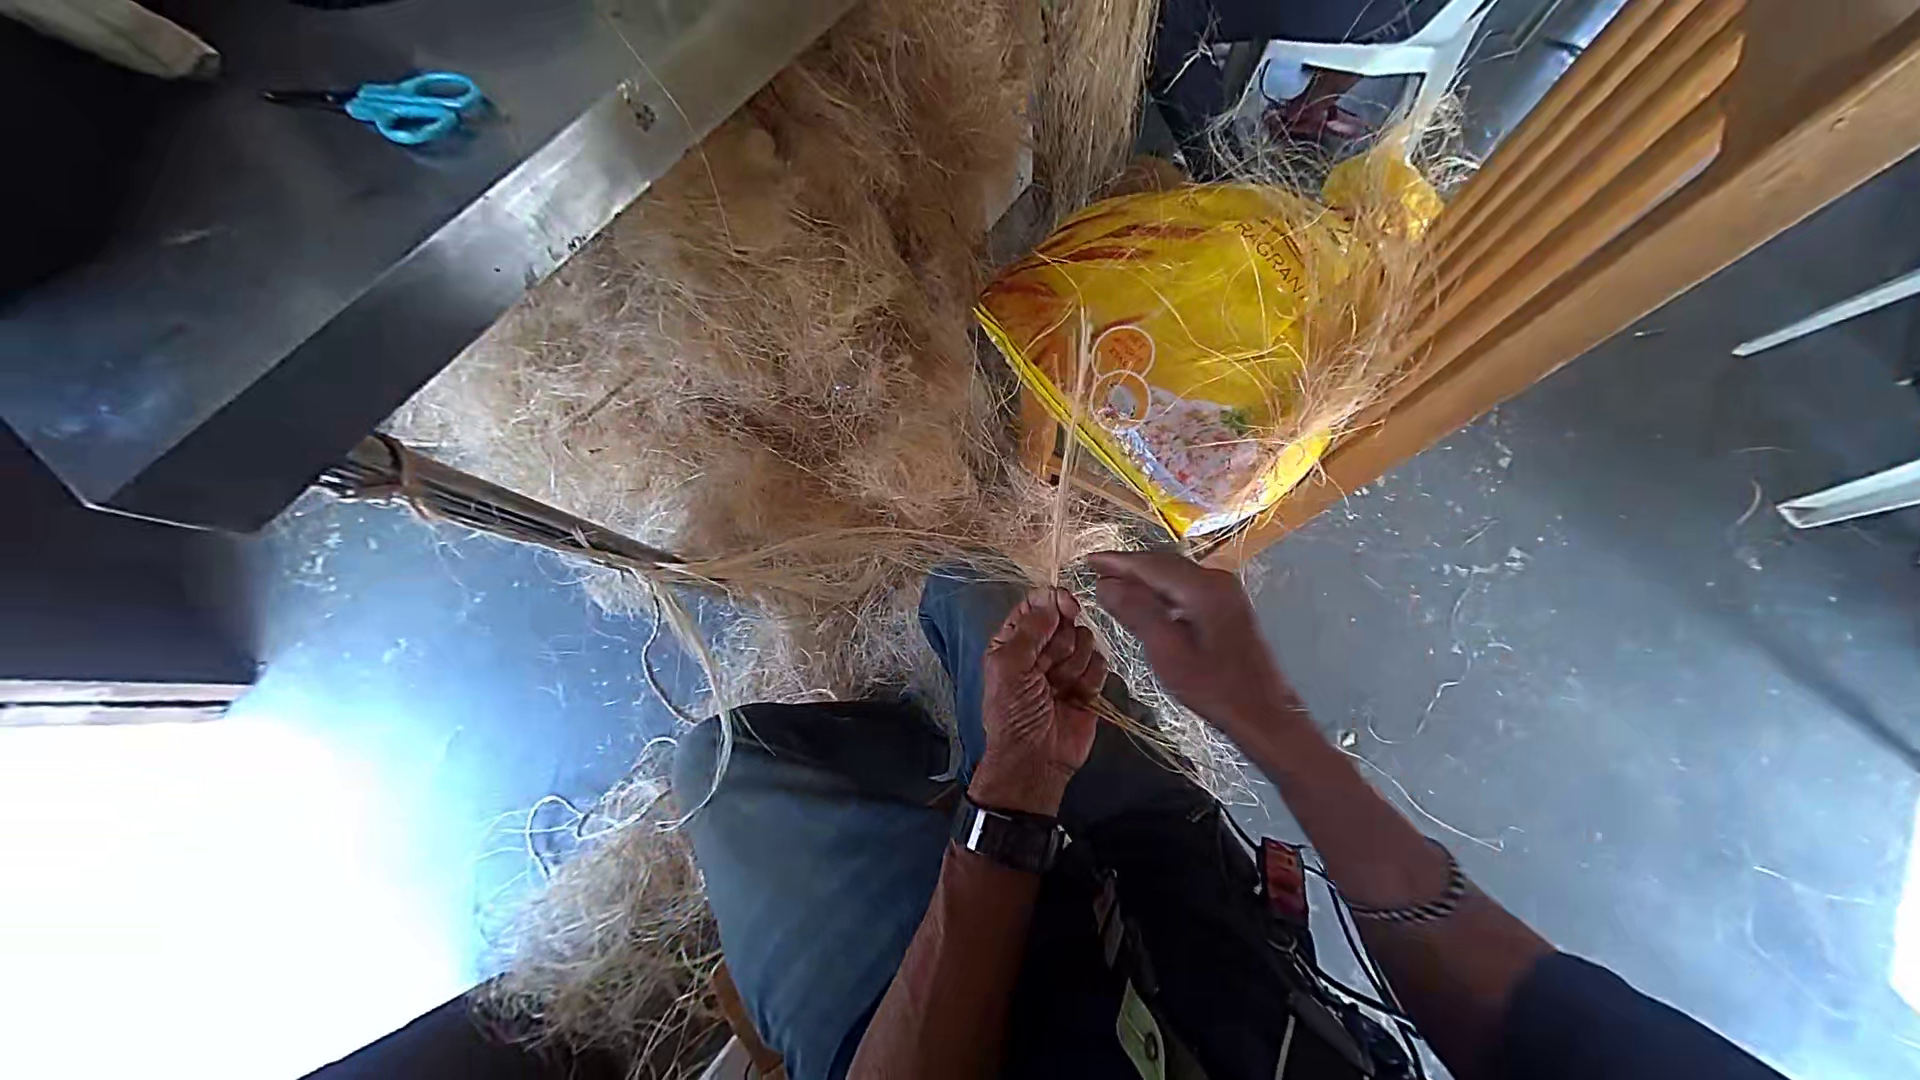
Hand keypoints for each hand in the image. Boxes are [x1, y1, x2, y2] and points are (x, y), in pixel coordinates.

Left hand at [970, 588, 1104, 816]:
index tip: (1067, 606)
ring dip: (1073, 664)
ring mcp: (1067, 665)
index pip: (1036, 605)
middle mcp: (1041, 648)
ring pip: (1086, 640)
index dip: (1053, 601)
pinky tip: (1077, 696)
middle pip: (1065, 620)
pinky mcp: (1089, 683)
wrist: (1036, 759)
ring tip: (1058, 688)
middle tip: (1047, 669)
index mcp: (1014, 640)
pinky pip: (1100, 664)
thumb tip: (1052, 599)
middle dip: (1061, 643)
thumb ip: (1030, 629)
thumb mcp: (1010, 666)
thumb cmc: (1014, 712)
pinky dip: (1089, 679)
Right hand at [1088, 551, 1298, 734]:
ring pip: (1173, 574)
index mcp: (1202, 588)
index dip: (1116, 561)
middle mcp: (1216, 580)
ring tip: (1112, 583)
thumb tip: (1105, 584)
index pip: (1149, 565)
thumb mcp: (1167, 652)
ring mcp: (1225, 591)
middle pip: (1162, 564)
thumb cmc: (1213, 688)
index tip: (1088, 560)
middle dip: (1127, 567)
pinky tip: (1144, 600)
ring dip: (1143, 577)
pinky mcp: (1227, 605)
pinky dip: (1159, 589)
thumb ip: (1136, 613)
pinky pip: (1184, 586)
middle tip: (1094, 570)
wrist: (1264, 713)